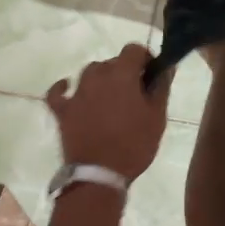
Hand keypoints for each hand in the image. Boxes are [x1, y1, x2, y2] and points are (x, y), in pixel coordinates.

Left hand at [45, 44, 172, 181]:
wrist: (99, 177)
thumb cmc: (134, 145)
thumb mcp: (157, 117)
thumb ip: (161, 87)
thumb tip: (166, 66)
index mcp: (122, 74)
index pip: (134, 49)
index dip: (145, 58)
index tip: (151, 75)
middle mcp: (97, 76)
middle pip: (113, 62)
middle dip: (125, 71)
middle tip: (135, 94)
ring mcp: (77, 93)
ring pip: (90, 73)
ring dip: (101, 79)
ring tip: (110, 98)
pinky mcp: (62, 111)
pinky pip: (58, 92)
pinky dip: (63, 88)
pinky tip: (69, 88)